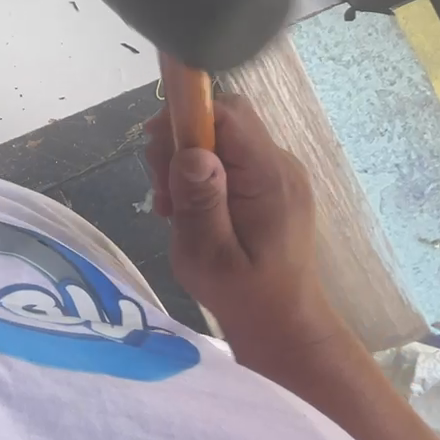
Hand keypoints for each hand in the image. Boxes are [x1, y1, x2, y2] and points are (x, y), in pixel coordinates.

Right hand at [144, 94, 346, 354]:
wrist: (282, 325)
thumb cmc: (243, 294)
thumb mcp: (209, 252)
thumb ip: (201, 201)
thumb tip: (192, 151)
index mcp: (269, 178)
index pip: (227, 114)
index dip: (185, 118)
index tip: (156, 152)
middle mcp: (278, 165)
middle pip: (219, 118)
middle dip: (177, 141)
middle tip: (162, 191)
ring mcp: (274, 172)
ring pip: (216, 135)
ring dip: (182, 160)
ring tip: (172, 206)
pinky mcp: (266, 182)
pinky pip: (223, 154)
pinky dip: (196, 171)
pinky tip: (188, 207)